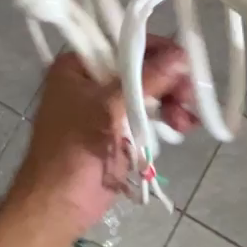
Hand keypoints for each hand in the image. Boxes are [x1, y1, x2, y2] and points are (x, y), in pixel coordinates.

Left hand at [9, 37, 197, 228]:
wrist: (58, 203)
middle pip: (137, 68)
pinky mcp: (114, 131)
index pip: (120, 43)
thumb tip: (181, 56)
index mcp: (75, 65)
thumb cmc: (76, 150)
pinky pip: (143, 116)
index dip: (155, 50)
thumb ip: (146, 80)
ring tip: (186, 122)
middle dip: (167, 82)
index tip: (186, 64)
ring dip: (169, 103)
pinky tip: (181, 128)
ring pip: (144, 93)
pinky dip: (161, 119)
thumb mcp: (111, 108)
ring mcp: (101, 107)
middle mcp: (87, 80)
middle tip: (189, 98)